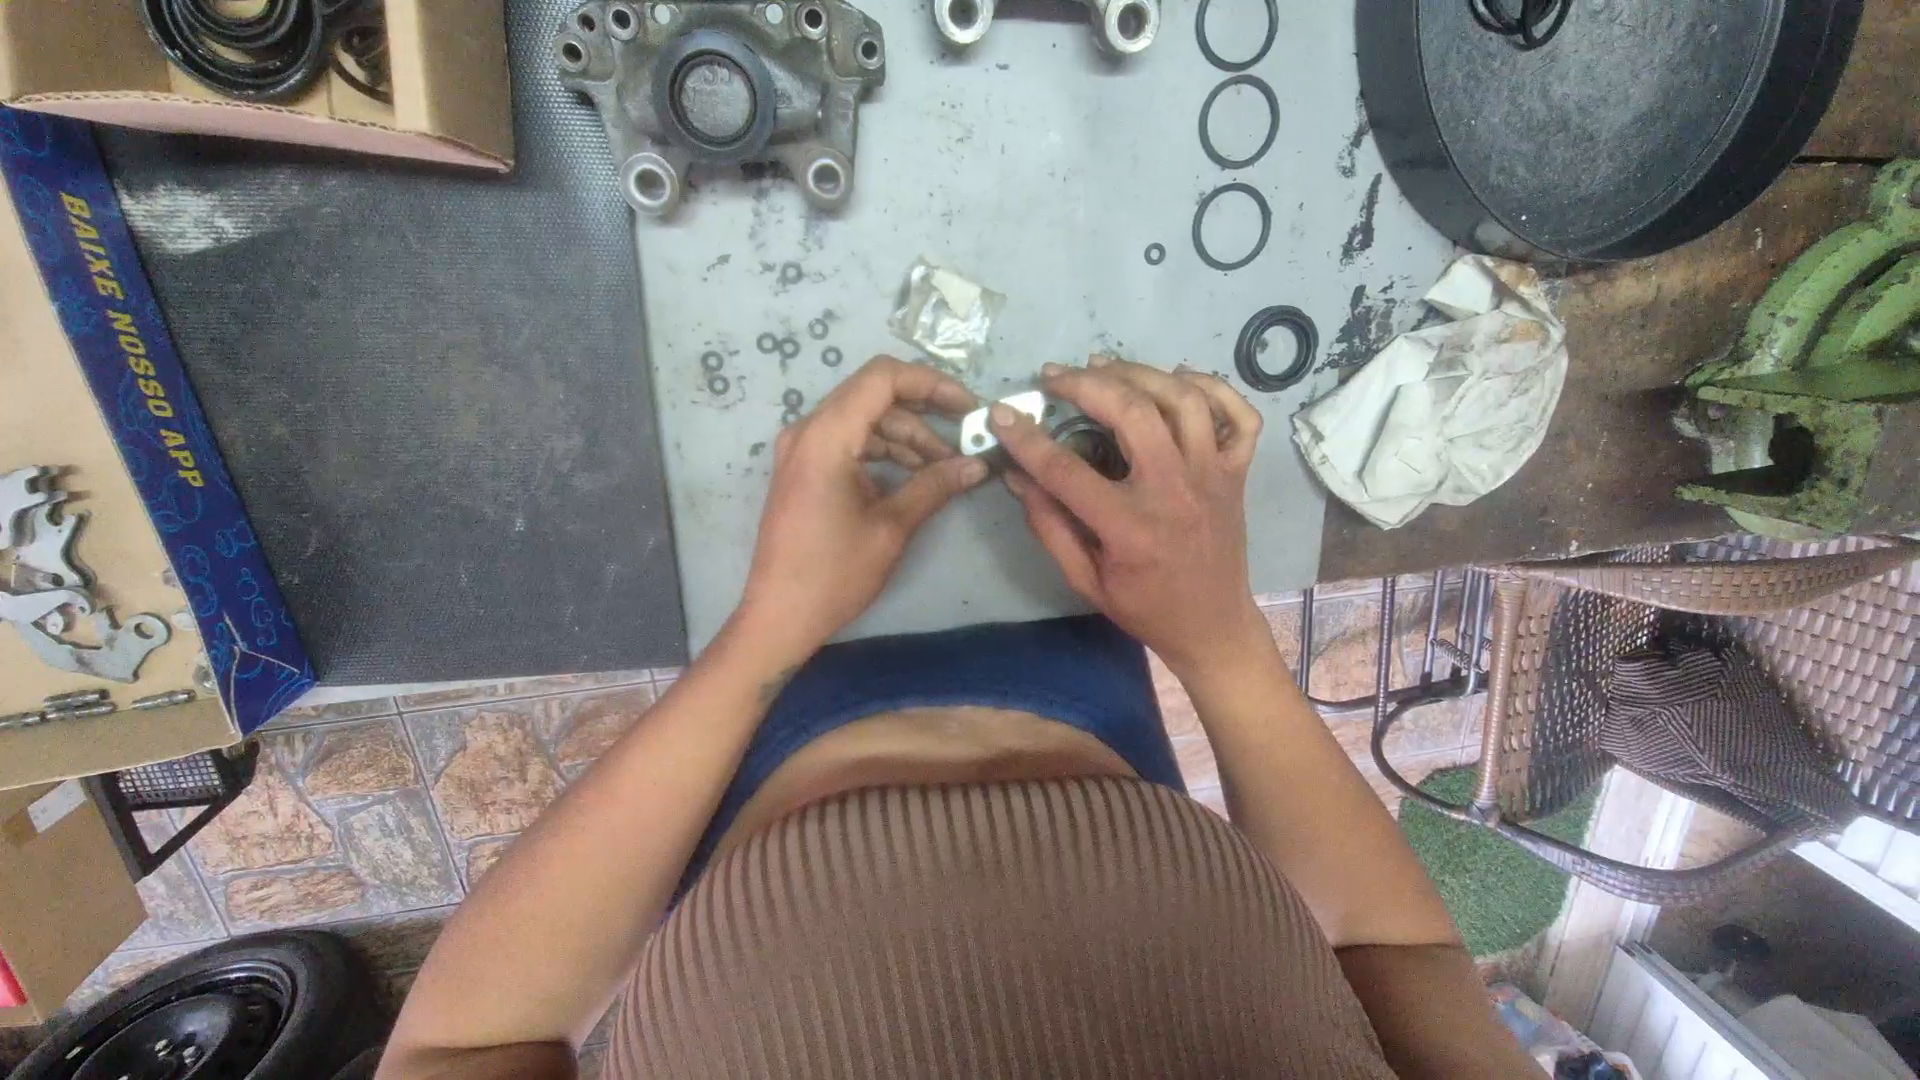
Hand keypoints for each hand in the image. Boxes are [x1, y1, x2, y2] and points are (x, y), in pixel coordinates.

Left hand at [735, 356, 986, 657]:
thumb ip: (935, 486)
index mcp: (825, 437)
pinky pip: (849, 442)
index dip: (932, 384)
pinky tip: (916, 474)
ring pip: (864, 419)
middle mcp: (808, 431)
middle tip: (965, 437)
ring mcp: (802, 450)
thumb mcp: (891, 528)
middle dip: (924, 411)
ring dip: (907, 435)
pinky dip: (884, 451)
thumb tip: (978, 465)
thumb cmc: (833, 574)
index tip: (968, 407)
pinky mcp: (804, 469)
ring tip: (946, 465)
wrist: (779, 616)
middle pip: (874, 395)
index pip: (883, 378)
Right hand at [992, 356, 1267, 674]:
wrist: (1213, 626)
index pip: (1067, 470)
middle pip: (1133, 413)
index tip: (1003, 413)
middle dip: (1086, 384)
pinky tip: (1178, 379)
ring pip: (1184, 400)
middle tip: (1055, 376)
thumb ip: (1048, 525)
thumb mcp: (1085, 579)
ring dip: (1140, 373)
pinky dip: (1213, 387)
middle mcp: (1175, 490)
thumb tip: (1016, 474)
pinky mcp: (1237, 472)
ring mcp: (1213, 476)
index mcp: (1131, 527)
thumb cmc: (1144, 608)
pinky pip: (1238, 415)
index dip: (1027, 438)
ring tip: (1104, 366)